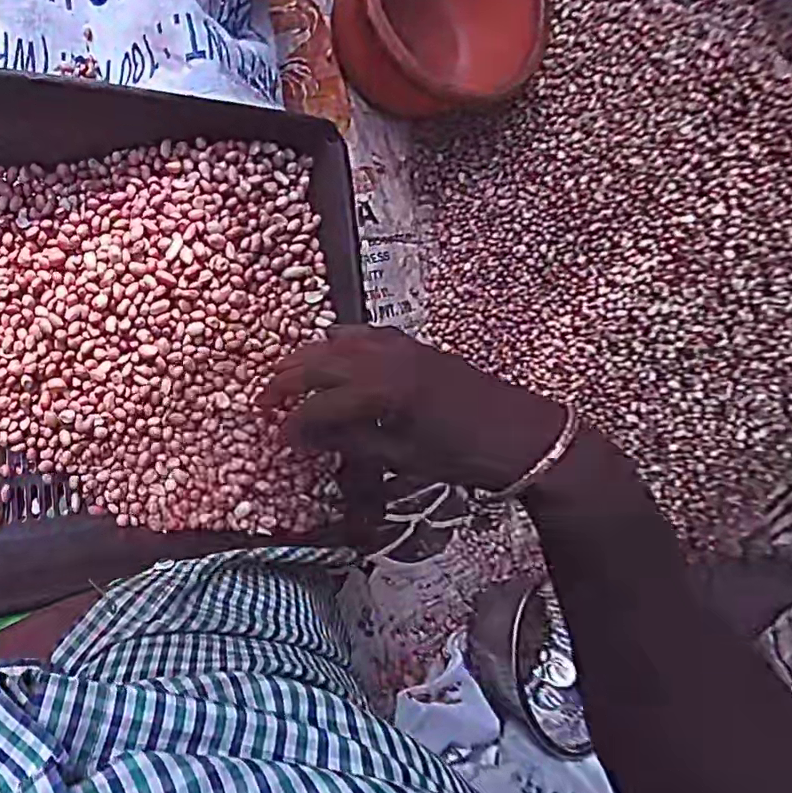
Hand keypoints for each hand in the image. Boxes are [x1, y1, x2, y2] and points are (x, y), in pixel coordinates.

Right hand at [255, 325, 568, 492]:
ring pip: (334, 344)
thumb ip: (348, 442)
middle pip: (315, 365)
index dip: (293, 423)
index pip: (318, 406)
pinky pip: (363, 333)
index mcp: (381, 393)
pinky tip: (332, 350)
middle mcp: (383, 361)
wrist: (528, 437)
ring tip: (286, 376)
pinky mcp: (411, 344)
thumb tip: (305, 437)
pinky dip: (339, 341)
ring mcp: (398, 347)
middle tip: (263, 401)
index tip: (278, 437)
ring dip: (305, 359)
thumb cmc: (464, 456)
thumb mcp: (401, 458)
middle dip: (284, 383)